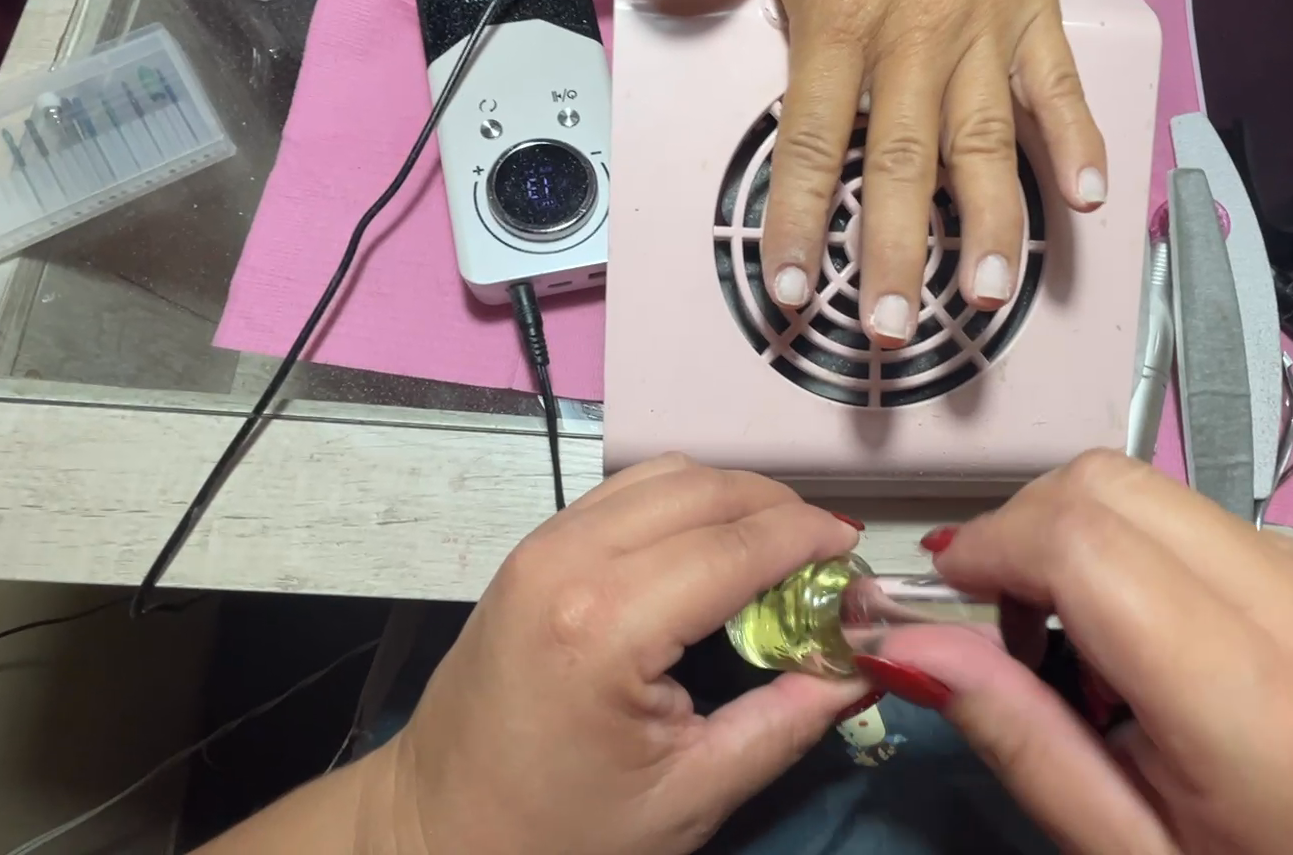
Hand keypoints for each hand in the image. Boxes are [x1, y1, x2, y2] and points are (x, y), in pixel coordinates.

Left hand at [368, 456, 867, 854]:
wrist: (432, 825)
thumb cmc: (560, 831)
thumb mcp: (689, 794)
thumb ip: (785, 720)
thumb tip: (860, 663)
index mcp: (607, 623)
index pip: (734, 546)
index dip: (807, 536)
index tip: (855, 547)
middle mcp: (572, 555)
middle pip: (705, 490)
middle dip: (778, 507)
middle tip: (822, 551)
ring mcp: (547, 538)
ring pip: (667, 473)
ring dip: (732, 495)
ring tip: (773, 542)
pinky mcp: (538, 540)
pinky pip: (630, 488)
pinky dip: (685, 497)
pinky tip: (708, 540)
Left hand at [619, 0, 1109, 347]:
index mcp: (841, 15)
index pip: (812, 138)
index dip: (797, 216)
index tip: (789, 286)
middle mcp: (916, 36)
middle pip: (901, 163)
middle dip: (894, 251)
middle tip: (888, 327)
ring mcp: (983, 32)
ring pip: (986, 144)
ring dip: (990, 225)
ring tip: (984, 298)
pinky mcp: (1033, 20)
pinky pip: (1059, 89)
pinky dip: (1075, 142)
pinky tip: (1085, 202)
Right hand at [866, 451, 1292, 854]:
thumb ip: (1021, 741)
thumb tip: (900, 644)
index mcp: (1271, 716)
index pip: (1084, 542)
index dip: (990, 544)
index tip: (947, 591)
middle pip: (1107, 483)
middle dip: (1020, 529)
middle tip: (1005, 623)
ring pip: (1140, 488)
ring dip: (1069, 539)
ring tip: (1073, 645)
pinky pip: (1184, 515)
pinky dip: (1122, 549)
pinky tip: (1138, 638)